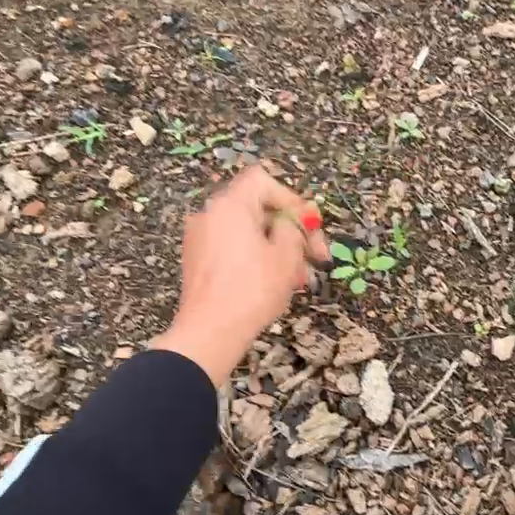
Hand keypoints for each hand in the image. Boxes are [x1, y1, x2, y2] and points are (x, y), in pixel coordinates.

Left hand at [152, 166, 327, 386]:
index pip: (264, 181)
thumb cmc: (252, 290)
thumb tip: (290, 222)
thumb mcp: (286, 255)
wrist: (210, 333)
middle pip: (258, 208)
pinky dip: (257, 257)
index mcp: (230, 205)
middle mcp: (210, 214)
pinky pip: (234, 247)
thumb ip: (293, 228)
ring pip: (249, 231)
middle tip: (317, 256)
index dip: (292, 199)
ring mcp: (200, 238)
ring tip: (299, 277)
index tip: (309, 228)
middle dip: (291, 230)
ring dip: (278, 247)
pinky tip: (276, 283)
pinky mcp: (198, 261)